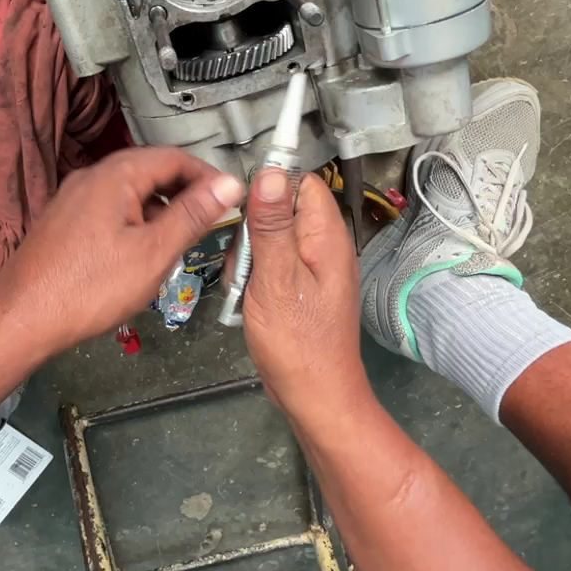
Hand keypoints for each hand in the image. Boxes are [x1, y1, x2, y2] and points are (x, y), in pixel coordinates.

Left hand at [0, 147, 245, 355]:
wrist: (22, 318)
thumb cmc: (90, 288)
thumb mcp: (154, 253)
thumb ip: (193, 214)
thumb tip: (229, 183)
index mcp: (116, 175)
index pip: (175, 157)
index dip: (208, 176)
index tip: (230, 200)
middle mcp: (92, 176)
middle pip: (151, 170)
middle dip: (185, 192)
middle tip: (210, 221)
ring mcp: (73, 197)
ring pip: (130, 191)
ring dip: (160, 209)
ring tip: (179, 241)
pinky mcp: (64, 220)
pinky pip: (110, 208)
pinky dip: (135, 220)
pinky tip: (141, 252)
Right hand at [241, 169, 369, 417]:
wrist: (314, 397)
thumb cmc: (297, 341)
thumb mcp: (276, 278)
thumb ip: (271, 225)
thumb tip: (270, 172)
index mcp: (327, 236)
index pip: (302, 183)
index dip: (271, 186)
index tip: (244, 209)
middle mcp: (325, 247)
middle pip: (281, 210)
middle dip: (253, 230)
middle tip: (245, 263)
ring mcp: (313, 269)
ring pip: (270, 239)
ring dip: (249, 258)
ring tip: (246, 286)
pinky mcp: (300, 289)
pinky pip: (271, 265)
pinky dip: (254, 277)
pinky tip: (249, 298)